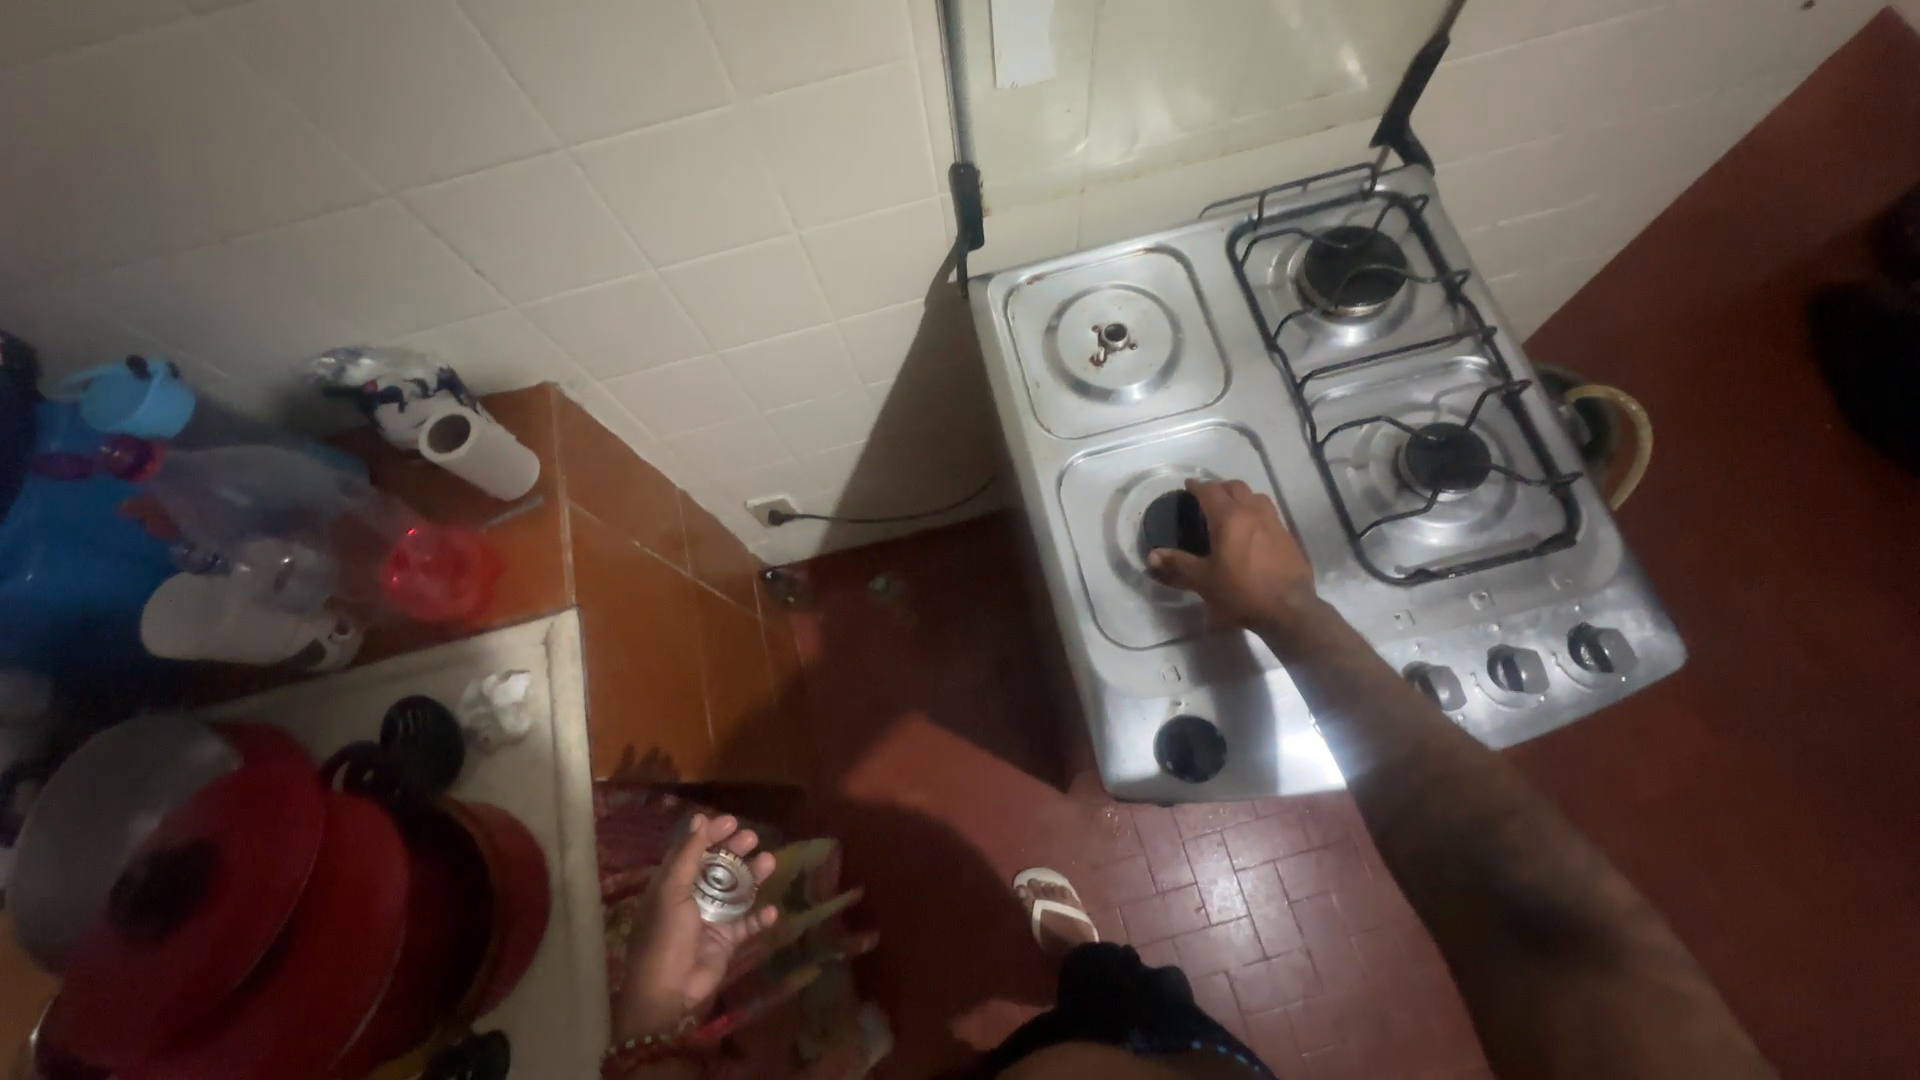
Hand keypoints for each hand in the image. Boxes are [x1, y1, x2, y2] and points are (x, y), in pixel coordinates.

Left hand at [616, 814, 778, 1040]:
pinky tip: (771, 910)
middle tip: (753, 838)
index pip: (693, 851)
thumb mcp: (671, 891)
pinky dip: (760, 917)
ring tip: (769, 862)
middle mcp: (692, 898)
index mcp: (672, 885)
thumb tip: (699, 818)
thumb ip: (688, 855)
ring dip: (752, 876)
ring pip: (737, 890)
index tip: (732, 821)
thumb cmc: (664, 937)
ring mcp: (711, 919)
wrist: (668, 993)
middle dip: (735, 850)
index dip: (711, 834)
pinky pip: (747, 924)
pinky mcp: (726, 941)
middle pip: (718, 867)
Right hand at [1148, 478, 1317, 632]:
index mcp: (1229, 517)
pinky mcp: (1288, 536)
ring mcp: (1274, 522)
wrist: (1288, 609)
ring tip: (1231, 509)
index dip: (1197, 486)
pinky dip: (1256, 512)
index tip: (1188, 486)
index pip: (1210, 491)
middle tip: (1207, 498)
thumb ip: (1177, 564)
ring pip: (1256, 497)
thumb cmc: (1241, 591)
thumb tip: (1152, 556)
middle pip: (1235, 487)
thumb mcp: (1203, 580)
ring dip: (1241, 497)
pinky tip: (1251, 530)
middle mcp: (1253, 512)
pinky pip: (1269, 513)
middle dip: (1219, 488)